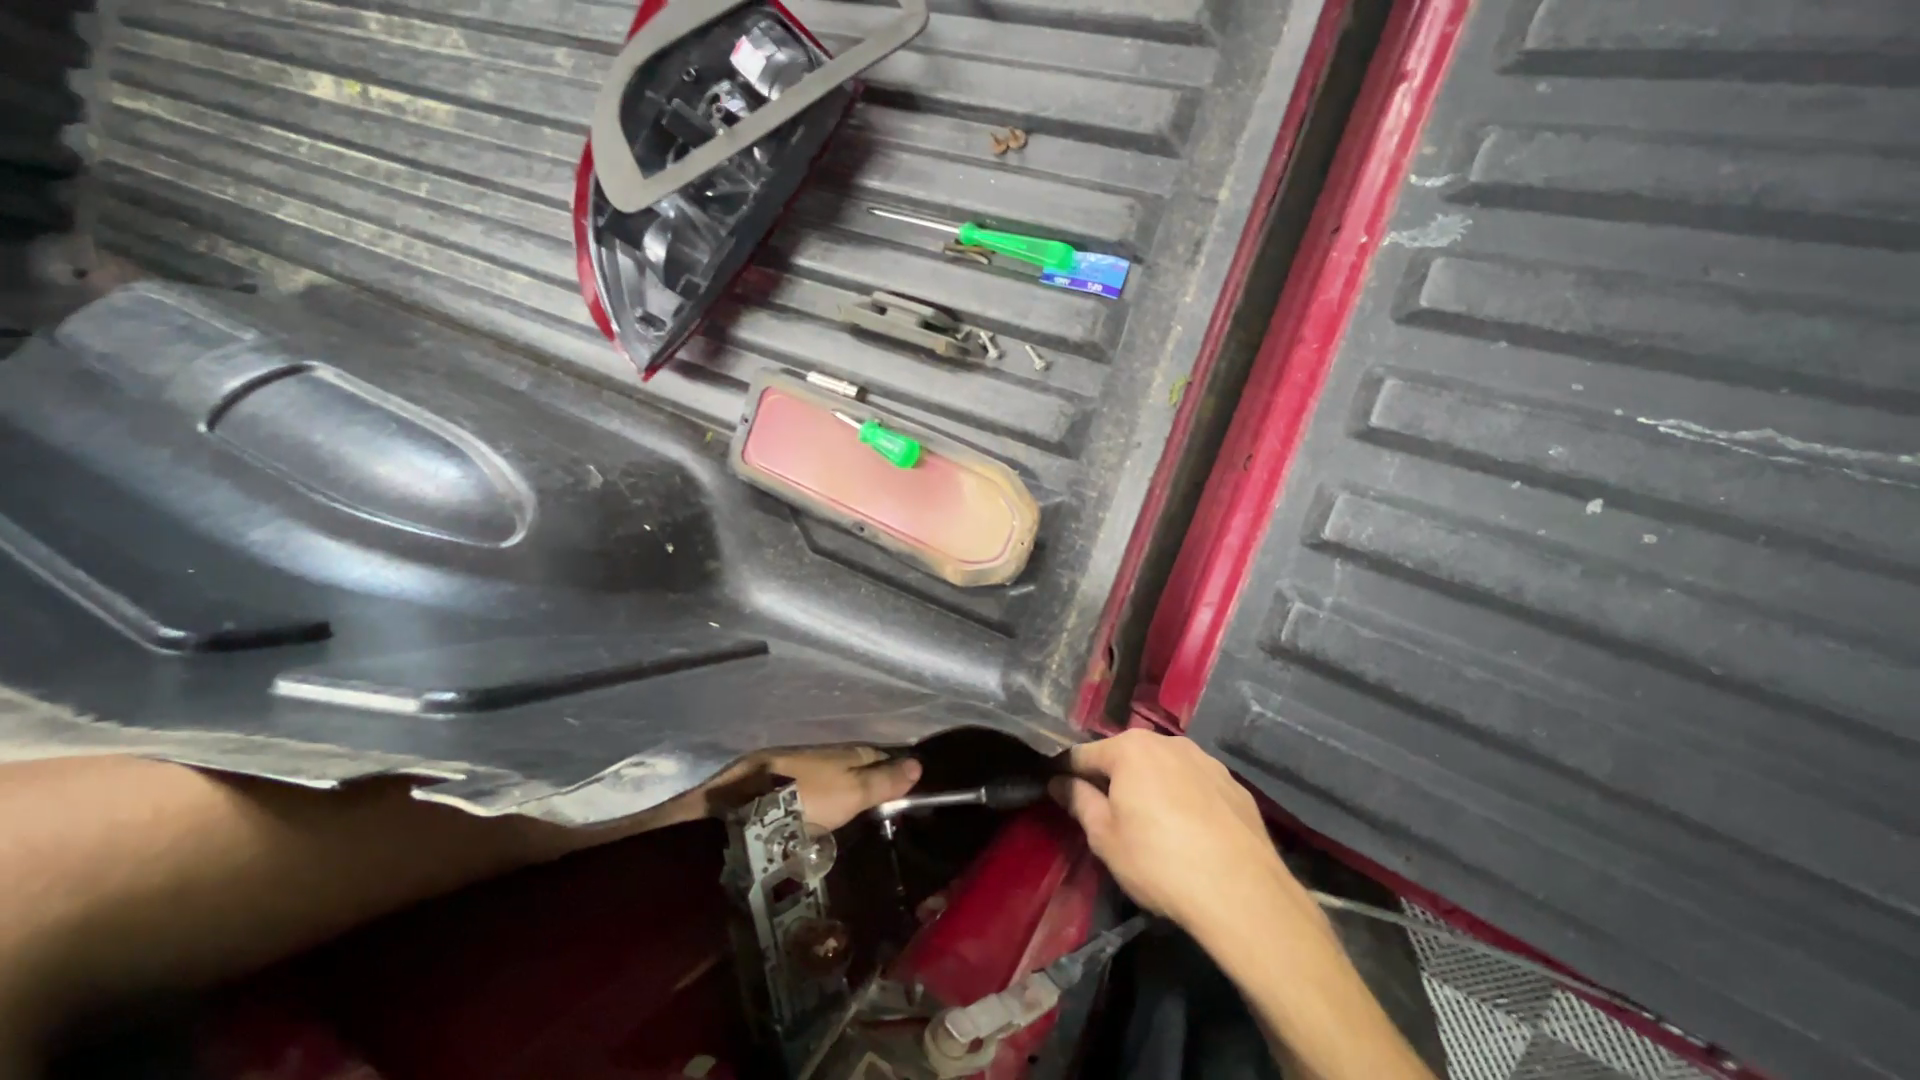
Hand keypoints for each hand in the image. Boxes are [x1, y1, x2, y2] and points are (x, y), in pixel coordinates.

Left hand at [769, 747, 921, 830]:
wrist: (748, 802)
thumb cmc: (810, 798)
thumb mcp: (853, 793)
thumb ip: (883, 780)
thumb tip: (918, 763)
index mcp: (846, 752)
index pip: (879, 756)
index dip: (893, 769)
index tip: (904, 787)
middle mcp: (824, 753)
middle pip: (853, 763)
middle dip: (865, 776)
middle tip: (878, 801)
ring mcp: (797, 765)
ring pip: (828, 773)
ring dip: (838, 784)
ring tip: (848, 806)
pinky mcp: (774, 781)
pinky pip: (806, 784)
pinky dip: (816, 792)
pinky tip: (815, 806)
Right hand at [1051, 731, 1308, 935]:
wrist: (1242, 892)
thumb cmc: (1159, 862)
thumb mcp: (1105, 838)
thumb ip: (1079, 802)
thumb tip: (1059, 782)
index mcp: (1130, 749)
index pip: (1083, 754)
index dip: (1067, 774)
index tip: (1060, 793)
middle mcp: (1169, 743)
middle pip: (1127, 756)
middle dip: (1113, 779)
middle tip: (1108, 816)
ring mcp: (1207, 761)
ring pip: (1165, 768)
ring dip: (1152, 787)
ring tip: (1153, 826)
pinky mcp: (1234, 785)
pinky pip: (1195, 785)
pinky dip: (1185, 799)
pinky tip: (1189, 833)